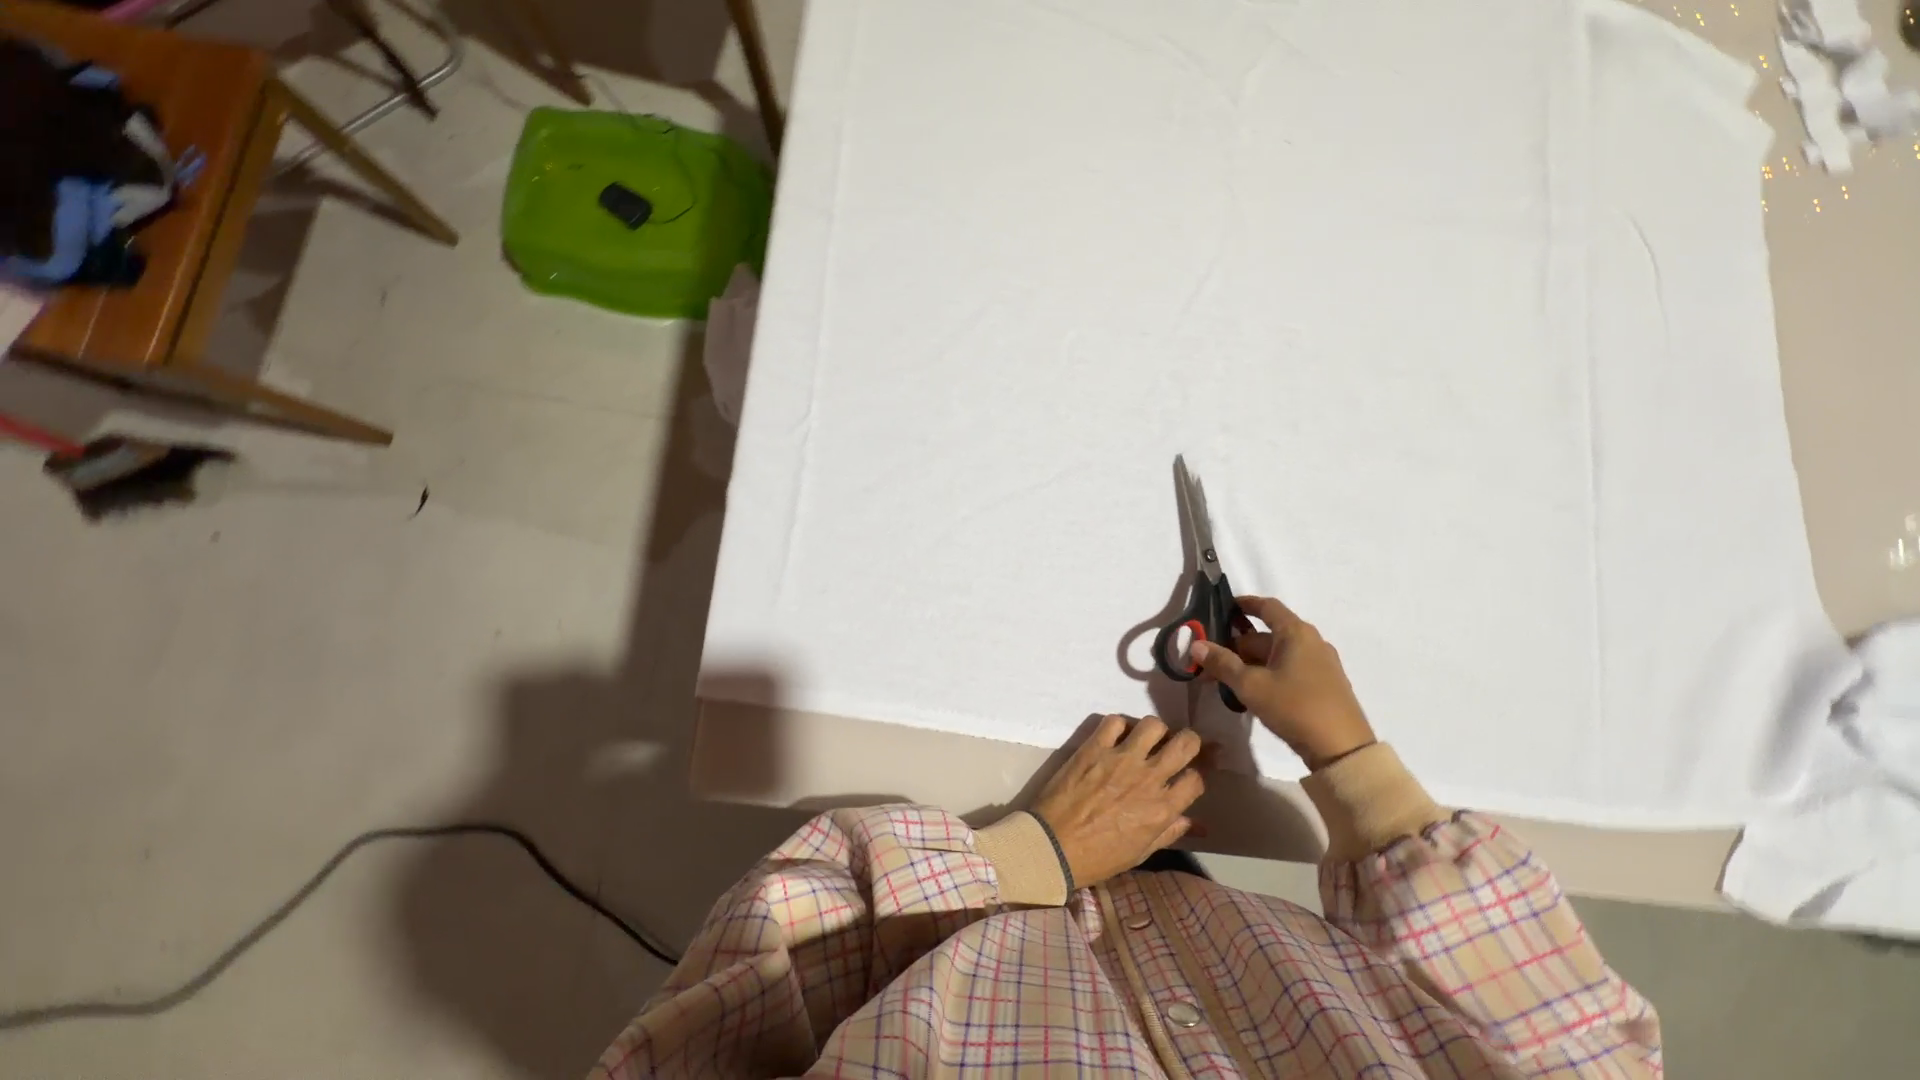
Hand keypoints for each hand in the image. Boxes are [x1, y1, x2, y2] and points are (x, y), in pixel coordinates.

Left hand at [1030, 715, 1204, 889]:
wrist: (1053, 845)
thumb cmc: (1098, 857)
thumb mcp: (1140, 852)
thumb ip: (1169, 833)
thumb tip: (1195, 823)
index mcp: (1162, 808)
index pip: (1196, 779)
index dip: (1194, 777)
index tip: (1183, 779)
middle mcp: (1148, 778)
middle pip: (1186, 743)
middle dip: (1188, 741)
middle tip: (1177, 745)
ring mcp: (1121, 759)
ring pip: (1153, 725)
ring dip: (1154, 730)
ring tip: (1145, 739)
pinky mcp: (1094, 747)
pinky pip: (1114, 721)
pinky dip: (1118, 725)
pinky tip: (1115, 736)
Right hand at [1190, 595, 1375, 769]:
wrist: (1341, 748)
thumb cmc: (1294, 706)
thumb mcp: (1250, 685)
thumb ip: (1222, 663)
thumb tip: (1197, 644)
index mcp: (1296, 633)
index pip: (1267, 606)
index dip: (1244, 604)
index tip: (1223, 607)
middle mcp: (1310, 641)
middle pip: (1268, 634)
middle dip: (1237, 646)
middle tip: (1210, 661)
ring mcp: (1320, 663)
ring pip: (1276, 655)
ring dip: (1249, 663)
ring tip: (1225, 680)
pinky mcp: (1323, 684)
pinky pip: (1288, 669)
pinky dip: (1267, 673)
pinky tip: (1251, 692)